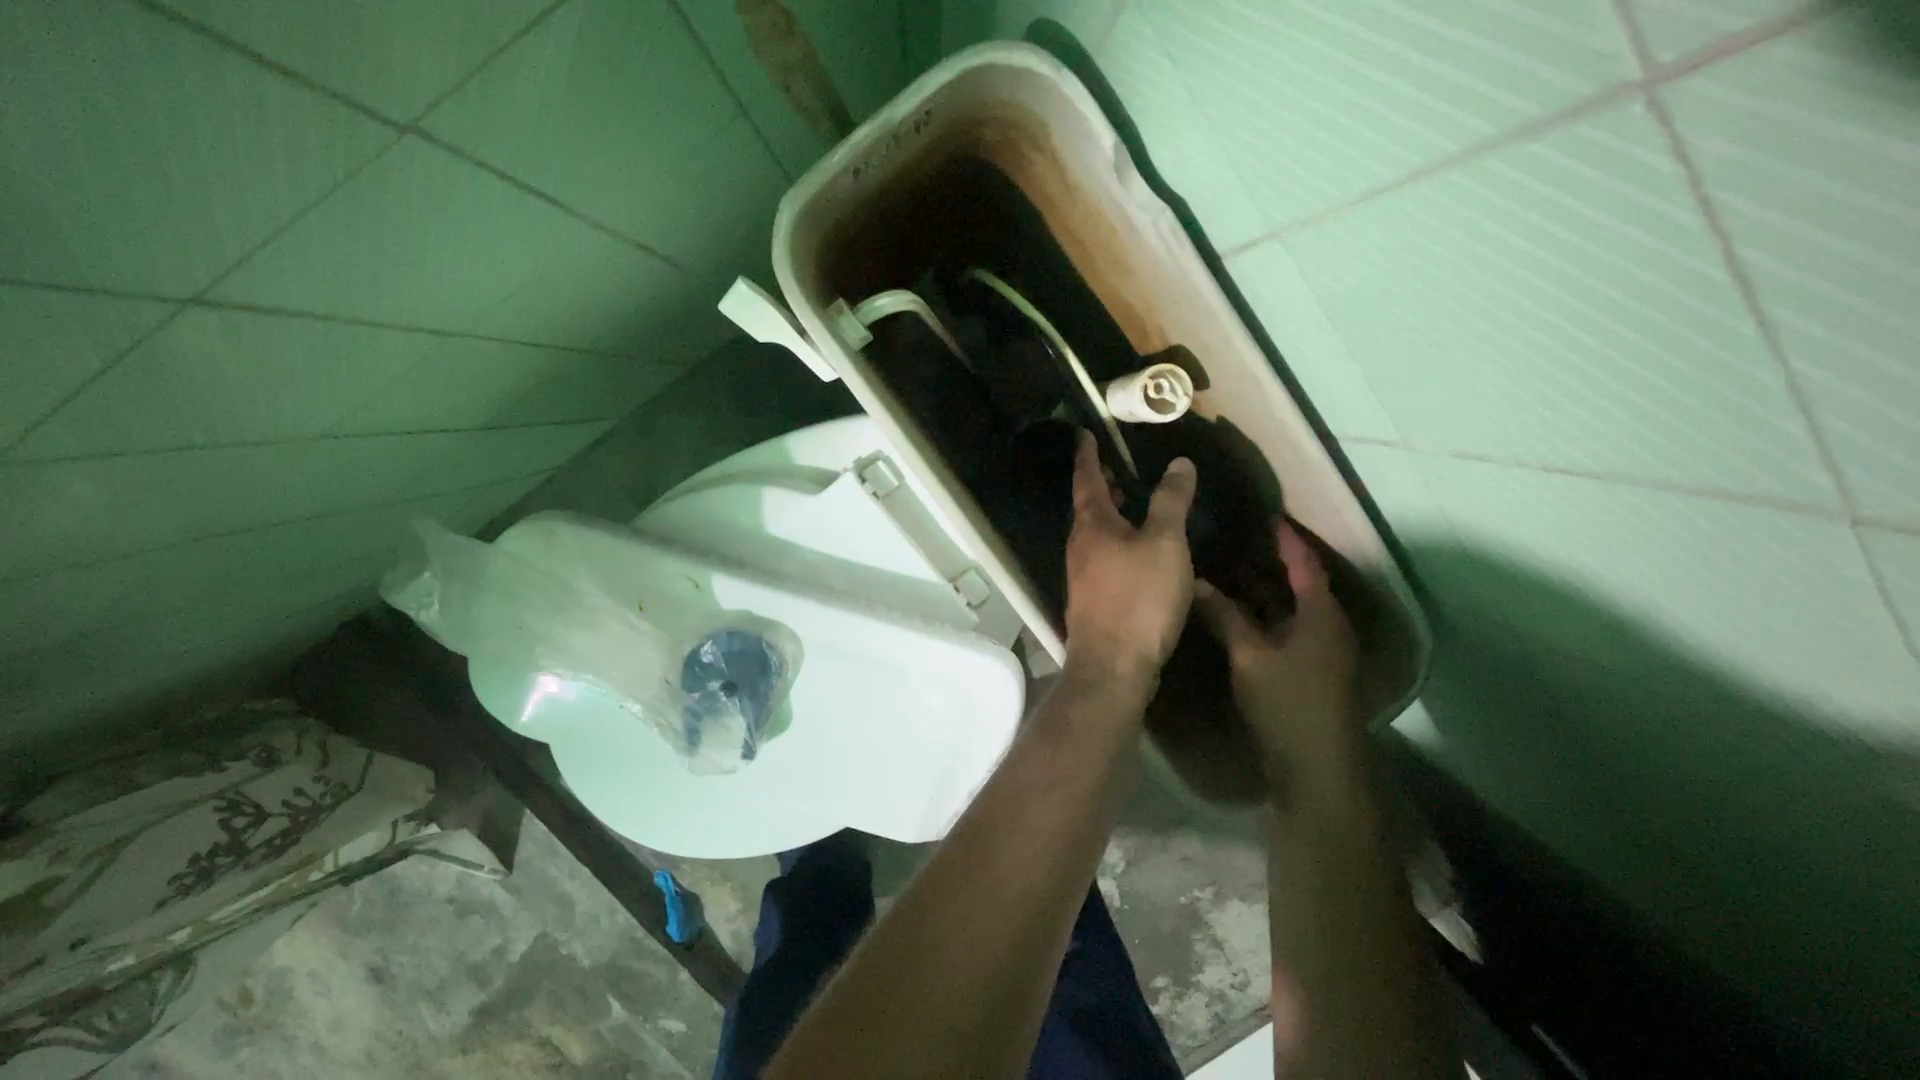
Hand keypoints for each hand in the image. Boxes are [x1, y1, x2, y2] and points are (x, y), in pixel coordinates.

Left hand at [1062, 431, 1196, 687]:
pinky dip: (1123, 545)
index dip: (1088, 454)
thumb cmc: (1138, 598)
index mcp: (1091, 525)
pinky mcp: (1095, 602)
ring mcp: (1084, 576)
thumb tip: (1179, 462)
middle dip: (1107, 487)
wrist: (1113, 666)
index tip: (1085, 433)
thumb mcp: (1165, 543)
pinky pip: (1108, 560)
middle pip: (1091, 508)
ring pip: (1099, 536)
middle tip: (1127, 467)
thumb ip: (1171, 501)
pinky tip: (1146, 554)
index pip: (1087, 478)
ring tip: (1142, 506)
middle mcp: (1080, 546)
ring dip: (1117, 517)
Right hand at [1194, 521, 1358, 768]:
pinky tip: (1241, 618)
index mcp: (1321, 614)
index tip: (1264, 515)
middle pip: (1302, 585)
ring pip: (1295, 610)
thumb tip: (1195, 582)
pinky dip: (1268, 617)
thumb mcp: (1249, 656)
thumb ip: (1224, 616)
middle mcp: (1330, 627)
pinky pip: (1291, 631)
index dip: (1286, 538)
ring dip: (1268, 592)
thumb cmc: (1287, 702)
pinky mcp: (1314, 674)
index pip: (1304, 563)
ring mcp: (1325, 653)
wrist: (1318, 767)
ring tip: (1231, 573)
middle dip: (1271, 563)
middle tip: (1236, 541)